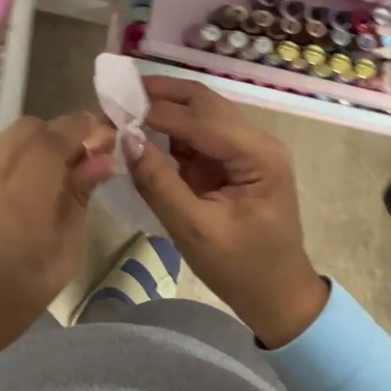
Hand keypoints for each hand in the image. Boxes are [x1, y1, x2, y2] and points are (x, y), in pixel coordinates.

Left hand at [0, 113, 114, 365]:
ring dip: (32, 145)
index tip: (102, 134)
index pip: (55, 137)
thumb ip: (79, 202)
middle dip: (58, 135)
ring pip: (6, 136)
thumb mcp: (60, 260)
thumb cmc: (9, 300)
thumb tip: (100, 161)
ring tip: (46, 175)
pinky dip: (9, 157)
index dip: (82, 127)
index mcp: (22, 198)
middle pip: (30, 127)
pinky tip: (16, 185)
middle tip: (76, 159)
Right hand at [127, 78, 327, 348]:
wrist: (277, 297)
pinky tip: (143, 129)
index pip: (200, 120)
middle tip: (117, 94)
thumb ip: (159, 183)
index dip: (156, 111)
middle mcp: (257, 141)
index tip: (114, 106)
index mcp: (258, 156)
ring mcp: (247, 148)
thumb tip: (127, 139)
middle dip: (160, 95)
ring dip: (164, 107)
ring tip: (123, 108)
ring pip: (201, 111)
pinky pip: (199, 132)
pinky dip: (170, 128)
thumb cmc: (241, 269)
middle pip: (203, 102)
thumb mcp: (194, 231)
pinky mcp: (233, 159)